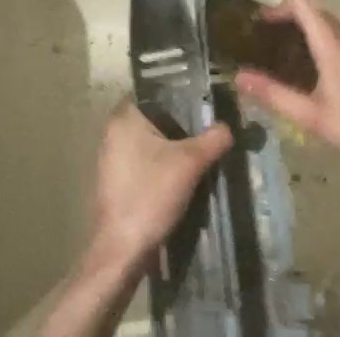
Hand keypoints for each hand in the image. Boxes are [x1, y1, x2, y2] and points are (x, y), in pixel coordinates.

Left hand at [85, 99, 232, 272]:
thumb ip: (213, 138)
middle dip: (181, 121)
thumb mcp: (190, 163)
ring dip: (173, 144)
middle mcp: (113, 132)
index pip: (153, 89)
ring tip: (202, 147)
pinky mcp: (116, 181)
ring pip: (150, 140)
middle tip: (209, 123)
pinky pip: (144, 160)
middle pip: (154, 115)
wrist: (121, 250)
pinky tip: (183, 173)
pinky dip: (162, 162)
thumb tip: (228, 127)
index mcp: (124, 117)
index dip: (180, 91)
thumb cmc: (151, 195)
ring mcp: (112, 158)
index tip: (204, 98)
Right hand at [233, 0, 339, 168]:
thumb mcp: (311, 116)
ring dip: (316, 35)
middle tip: (276, 47)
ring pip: (337, 26)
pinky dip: (336, 46)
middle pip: (318, 12)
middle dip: (294, 22)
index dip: (280, 6)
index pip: (303, 1)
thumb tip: (239, 77)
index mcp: (332, 44)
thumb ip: (274, 94)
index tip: (265, 25)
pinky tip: (334, 78)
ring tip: (302, 64)